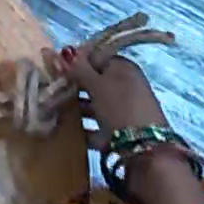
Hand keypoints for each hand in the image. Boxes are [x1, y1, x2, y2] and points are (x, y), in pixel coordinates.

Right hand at [45, 46, 166, 131]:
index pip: (94, 55)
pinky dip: (89, 125)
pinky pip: (102, 122)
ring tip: (61, 110)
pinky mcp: (127, 131)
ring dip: (80, 106)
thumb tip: (63, 50)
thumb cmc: (119, 108)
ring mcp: (128, 108)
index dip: (75, 60)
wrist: (147, 153)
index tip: (57, 68)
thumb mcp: (95, 83)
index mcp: (123, 66)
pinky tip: (75, 131)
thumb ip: (77, 67)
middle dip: (76, 85)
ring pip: (98, 102)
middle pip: (96, 80)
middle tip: (56, 90)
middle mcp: (128, 84)